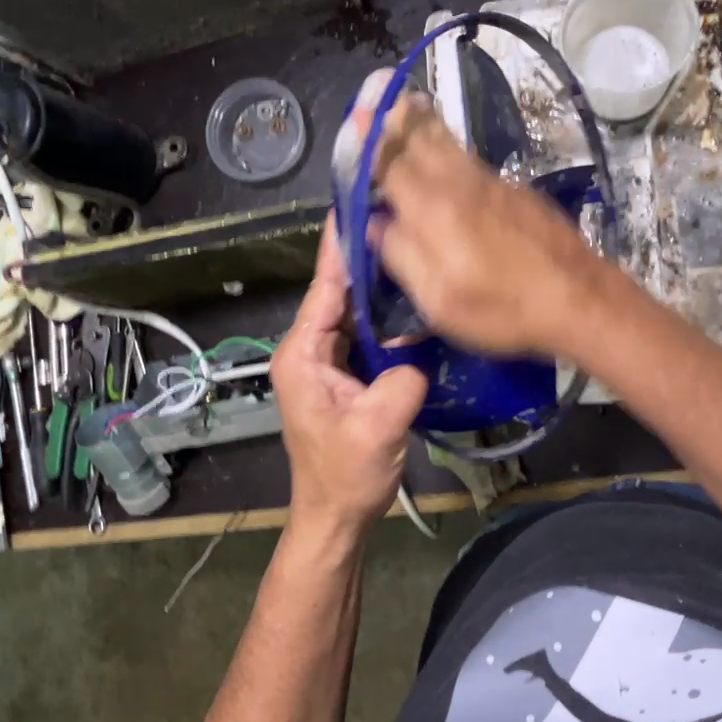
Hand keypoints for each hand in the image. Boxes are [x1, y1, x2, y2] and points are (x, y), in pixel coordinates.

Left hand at [270, 225, 428, 535]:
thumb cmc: (345, 476)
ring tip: (414, 252)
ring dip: (380, 289)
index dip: (341, 246)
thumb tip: (418, 357)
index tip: (357, 203)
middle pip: (339, 293)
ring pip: (354, 313)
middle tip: (403, 220)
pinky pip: (366, 336)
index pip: (324, 287)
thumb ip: (400, 383)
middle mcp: (309, 350)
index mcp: (302, 354)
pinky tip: (415, 305)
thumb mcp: (376, 430)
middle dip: (367, 259)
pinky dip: (387, 320)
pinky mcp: (346, 376)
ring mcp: (327, 363)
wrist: (337, 518)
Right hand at [350, 75, 622, 359]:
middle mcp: (458, 185)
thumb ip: (402, 257)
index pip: (390, 164)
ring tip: (407, 103)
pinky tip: (445, 148)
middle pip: (420, 140)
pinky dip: (448, 144)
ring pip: (447, 143)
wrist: (579, 298)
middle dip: (395, 117)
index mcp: (433, 211)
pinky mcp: (513, 190)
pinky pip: (469, 157)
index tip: (354, 118)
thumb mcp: (440, 302)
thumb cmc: (503, 309)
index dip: (368, 142)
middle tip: (378, 93)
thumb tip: (373, 223)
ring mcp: (490, 183)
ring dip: (423, 122)